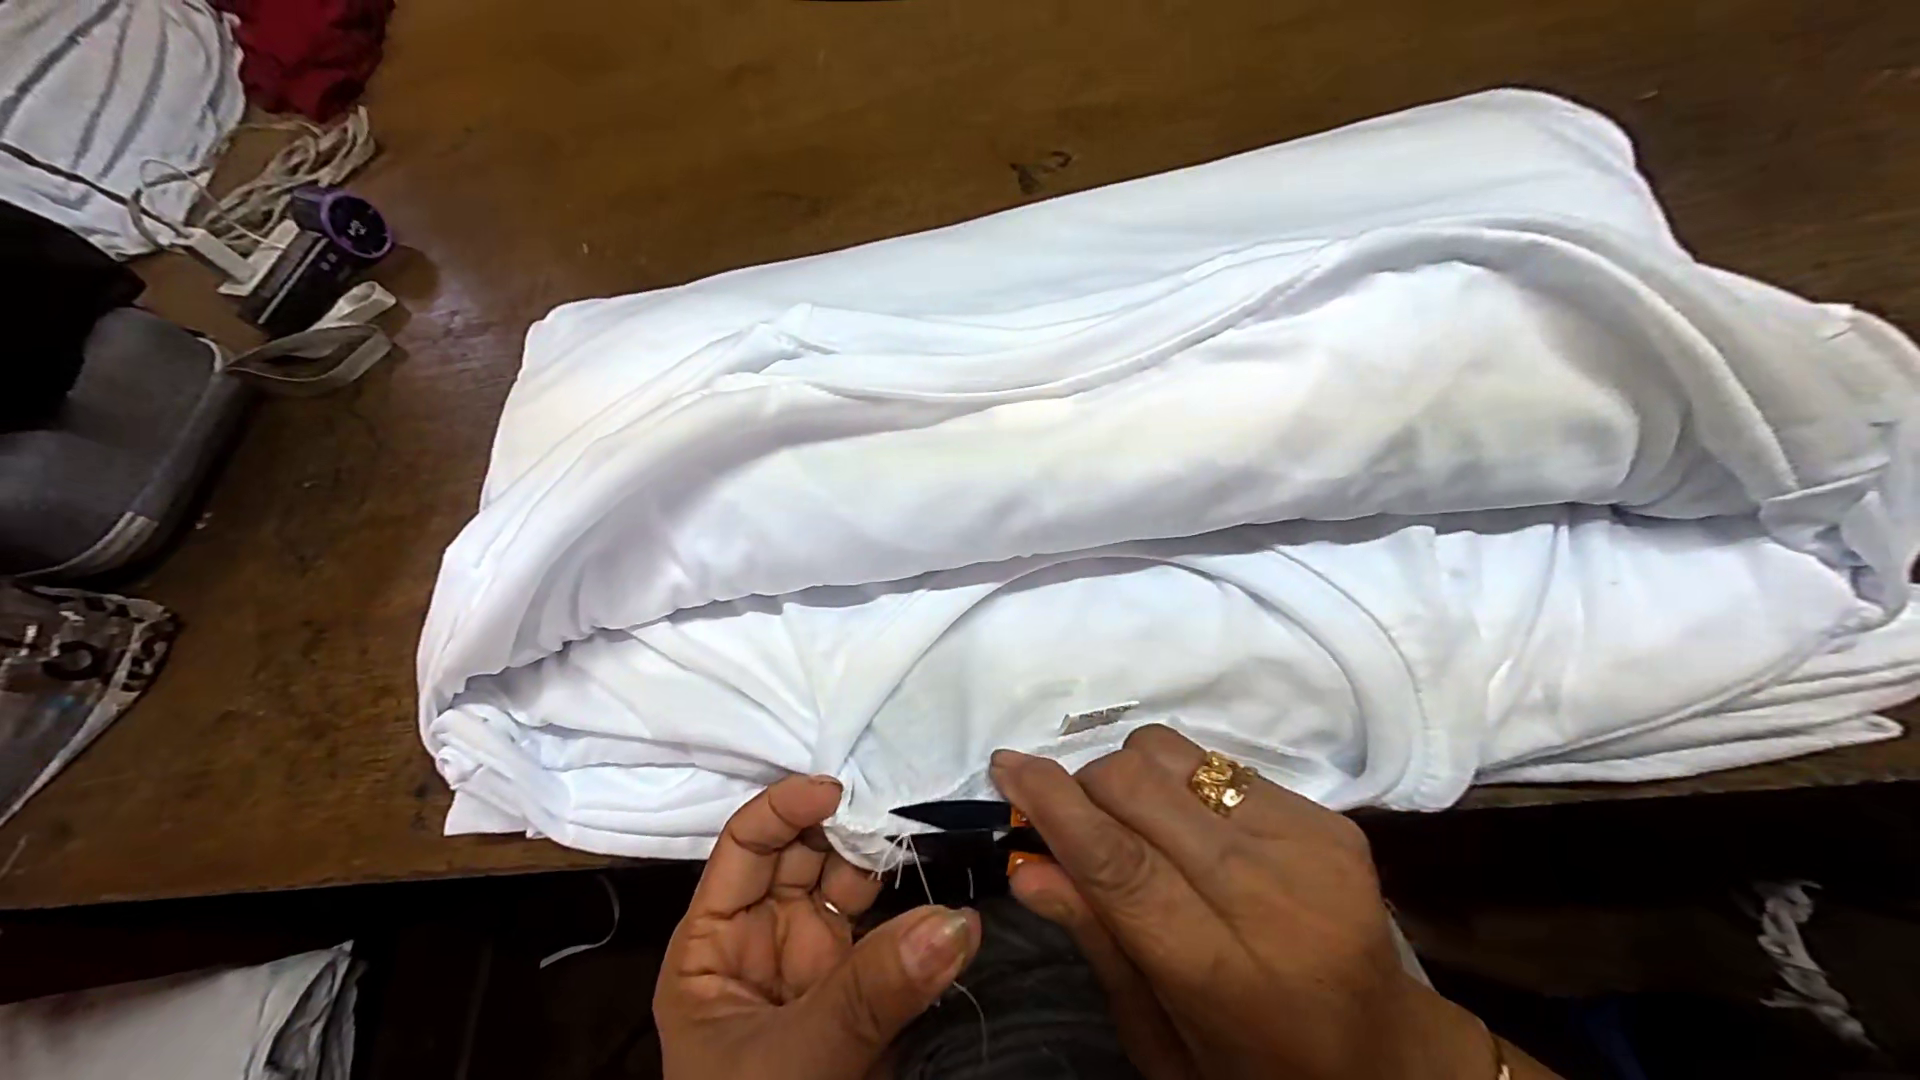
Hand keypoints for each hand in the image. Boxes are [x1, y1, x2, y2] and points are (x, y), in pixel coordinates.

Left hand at [654, 774, 981, 1079]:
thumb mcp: (793, 1061)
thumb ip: (869, 992)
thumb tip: (956, 921)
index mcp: (714, 945)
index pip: (744, 848)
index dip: (783, 809)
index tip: (837, 789)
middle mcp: (764, 938)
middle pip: (803, 855)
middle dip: (847, 827)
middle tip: (901, 808)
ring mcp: (816, 959)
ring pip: (850, 883)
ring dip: (887, 859)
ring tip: (931, 835)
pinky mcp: (862, 984)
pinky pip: (888, 926)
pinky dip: (915, 903)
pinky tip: (943, 879)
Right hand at [993, 725, 1543, 1079]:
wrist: (1390, 1054)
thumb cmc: (1254, 1065)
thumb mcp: (1158, 1037)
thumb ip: (1096, 940)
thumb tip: (1025, 864)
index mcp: (1228, 976)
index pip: (1121, 865)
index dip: (1054, 806)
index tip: (1007, 766)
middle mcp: (1274, 897)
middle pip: (1140, 788)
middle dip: (1086, 784)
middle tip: (1075, 813)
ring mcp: (1310, 845)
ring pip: (1172, 753)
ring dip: (1131, 774)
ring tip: (1138, 820)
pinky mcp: (1330, 817)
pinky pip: (1214, 758)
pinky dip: (1180, 781)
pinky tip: (1195, 825)